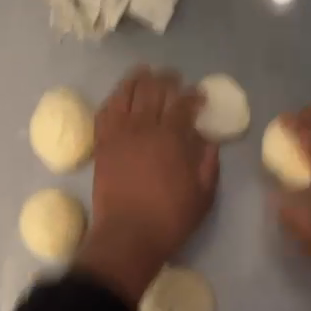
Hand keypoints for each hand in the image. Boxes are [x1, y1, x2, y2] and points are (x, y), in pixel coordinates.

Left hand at [75, 67, 218, 304]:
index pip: (184, 102)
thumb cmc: (170, 220)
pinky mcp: (101, 144)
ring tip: (146, 73)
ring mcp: (119, 133)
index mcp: (173, 138)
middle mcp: (144, 127)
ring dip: (139, 79)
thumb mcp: (203, 195)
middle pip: (155, 90)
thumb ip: (209, 164)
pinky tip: (120, 96)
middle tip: (175, 79)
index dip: (194, 95)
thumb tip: (208, 141)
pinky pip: (105, 111)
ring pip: (127, 93)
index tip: (200, 96)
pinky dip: (114, 98)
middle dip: (168, 80)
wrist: (127, 236)